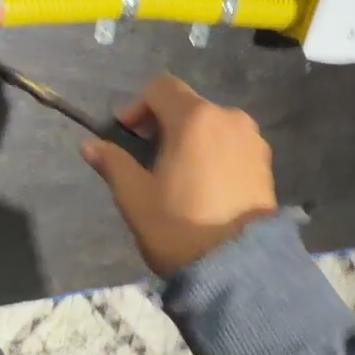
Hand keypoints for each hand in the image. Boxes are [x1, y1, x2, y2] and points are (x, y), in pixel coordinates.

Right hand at [79, 76, 278, 274]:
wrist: (236, 265)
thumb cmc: (177, 227)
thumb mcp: (134, 197)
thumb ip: (112, 163)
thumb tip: (89, 144)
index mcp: (194, 119)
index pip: (160, 88)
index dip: (136, 107)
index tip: (124, 137)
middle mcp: (228, 117)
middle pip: (187, 106)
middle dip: (162, 126)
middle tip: (145, 161)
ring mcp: (252, 139)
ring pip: (211, 126)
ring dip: (188, 140)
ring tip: (175, 177)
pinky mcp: (265, 162)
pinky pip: (230, 145)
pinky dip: (211, 154)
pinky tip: (202, 188)